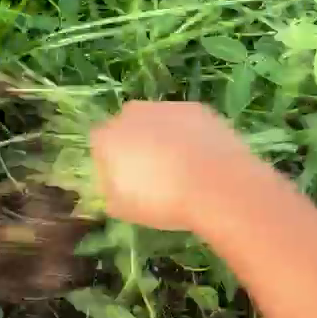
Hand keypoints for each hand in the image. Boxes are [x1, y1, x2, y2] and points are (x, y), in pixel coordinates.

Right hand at [89, 101, 261, 231]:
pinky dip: (188, 134)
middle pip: (127, 126)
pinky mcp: (196, 108)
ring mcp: (166, 107)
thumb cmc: (163, 201)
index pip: (99, 143)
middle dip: (135, 143)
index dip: (110, 160)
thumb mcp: (125, 210)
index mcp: (109, 138)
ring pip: (157, 120)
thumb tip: (112, 186)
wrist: (217, 185)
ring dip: (162, 137)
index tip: (123, 178)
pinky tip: (200, 157)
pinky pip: (184, 121)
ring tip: (180, 166)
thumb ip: (110, 194)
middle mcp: (133, 114)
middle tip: (151, 171)